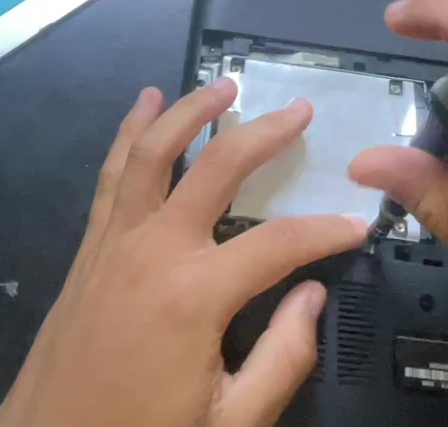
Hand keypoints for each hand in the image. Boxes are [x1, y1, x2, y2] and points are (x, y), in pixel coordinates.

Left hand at [0, 80, 367, 426]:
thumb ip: (282, 361)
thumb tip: (313, 295)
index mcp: (196, 294)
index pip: (280, 242)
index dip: (325, 230)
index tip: (356, 223)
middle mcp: (155, 248)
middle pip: (218, 167)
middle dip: (265, 133)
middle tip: (299, 109)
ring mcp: (116, 239)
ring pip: (155, 150)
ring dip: (190, 110)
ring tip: (223, 84)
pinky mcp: (91, 244)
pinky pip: (113, 172)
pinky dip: (131, 131)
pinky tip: (145, 103)